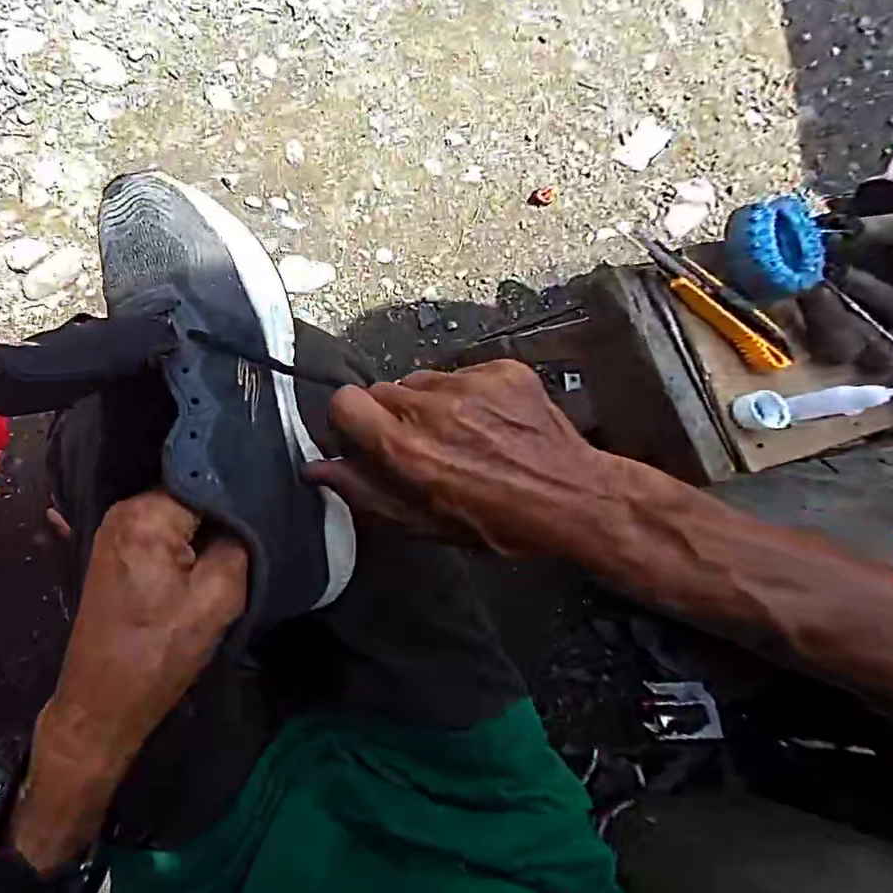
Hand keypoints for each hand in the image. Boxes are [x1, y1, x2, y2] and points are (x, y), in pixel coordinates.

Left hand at [34, 489, 247, 792]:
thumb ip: (239, 544)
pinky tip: (202, 556)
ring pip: (175, 512)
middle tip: (252, 532)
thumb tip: (244, 515)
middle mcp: (122, 510)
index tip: (267, 504)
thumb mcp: (218, 600)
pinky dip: (181, 540)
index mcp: (146, 514)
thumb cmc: (158, 655)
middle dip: (220, 510)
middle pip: (188, 491)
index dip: (239, 492)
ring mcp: (112, 530)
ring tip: (230, 545)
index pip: (206, 477)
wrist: (101, 703)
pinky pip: (158, 529)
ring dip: (201, 528)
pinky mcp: (112, 550)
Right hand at [304, 360, 638, 558]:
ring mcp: (469, 384)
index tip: (362, 438)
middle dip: (387, 416)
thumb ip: (364, 491)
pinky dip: (463, 394)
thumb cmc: (499, 522)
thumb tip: (318, 471)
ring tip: (456, 435)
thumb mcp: (423, 522)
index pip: (344, 402)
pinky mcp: (500, 370)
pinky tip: (485, 422)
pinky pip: (459, 373)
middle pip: (379, 390)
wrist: (574, 497)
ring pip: (417, 380)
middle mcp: (432, 409)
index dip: (347, 421)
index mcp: (407, 450)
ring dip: (424, 404)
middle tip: (417, 445)